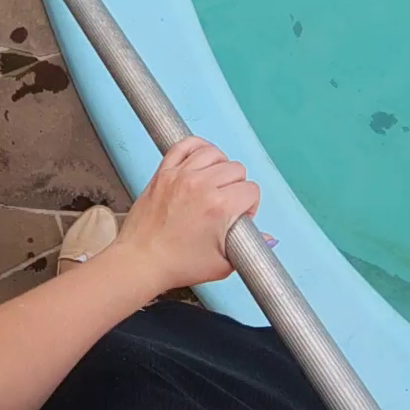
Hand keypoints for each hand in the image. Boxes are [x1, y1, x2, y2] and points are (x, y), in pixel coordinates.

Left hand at [109, 137, 260, 294]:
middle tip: (227, 204)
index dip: (250, 205)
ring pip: (213, 153)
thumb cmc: (176, 264)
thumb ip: (250, 248)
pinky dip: (196, 147)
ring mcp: (179, 175)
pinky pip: (184, 145)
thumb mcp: (222, 264)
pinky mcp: (163, 173)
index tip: (239, 216)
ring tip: (215, 183)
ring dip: (220, 166)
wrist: (140, 261)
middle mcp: (200, 185)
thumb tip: (268, 239)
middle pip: (236, 168)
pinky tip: (200, 159)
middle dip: (237, 186)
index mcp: (219, 206)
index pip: (251, 190)